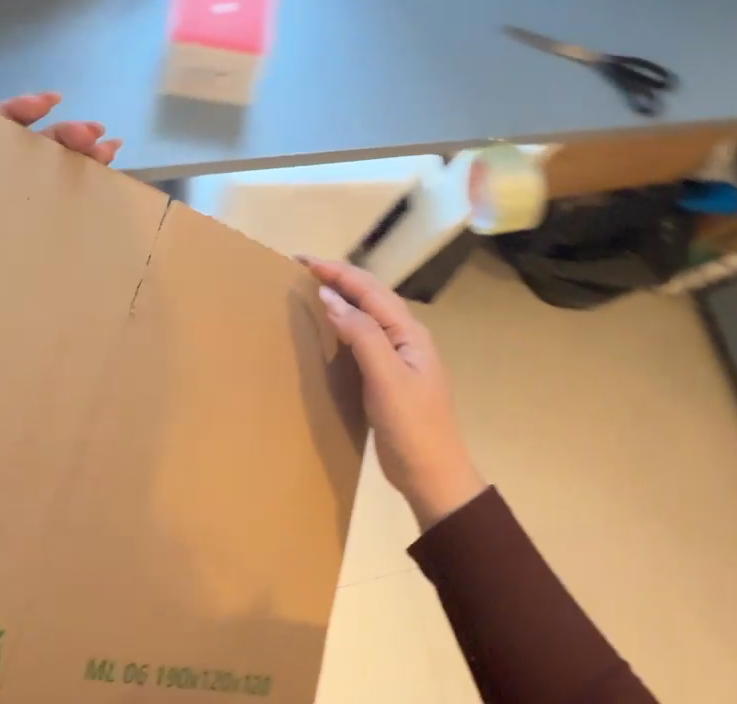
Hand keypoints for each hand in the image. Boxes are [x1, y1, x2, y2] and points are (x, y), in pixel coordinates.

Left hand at [0, 91, 121, 273]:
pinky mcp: (22, 261)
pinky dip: (86, 202)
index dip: (16, 112)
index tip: (48, 103)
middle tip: (93, 135)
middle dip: (64, 135)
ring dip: (83, 160)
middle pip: (28, 153)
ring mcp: (4, 228)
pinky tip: (108, 192)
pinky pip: (58, 226)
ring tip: (109, 153)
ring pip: (50, 182)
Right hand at [299, 256, 486, 529]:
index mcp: (409, 332)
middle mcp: (405, 337)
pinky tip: (328, 328)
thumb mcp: (387, 378)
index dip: (338, 272)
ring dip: (342, 297)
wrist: (433, 474)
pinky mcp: (387, 376)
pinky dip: (343, 324)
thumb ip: (362, 335)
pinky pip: (363, 338)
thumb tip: (331, 297)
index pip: (370, 290)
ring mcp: (397, 357)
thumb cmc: (413, 425)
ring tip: (312, 289)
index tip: (303, 261)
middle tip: (303, 268)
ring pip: (367, 315)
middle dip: (339, 278)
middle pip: (370, 296)